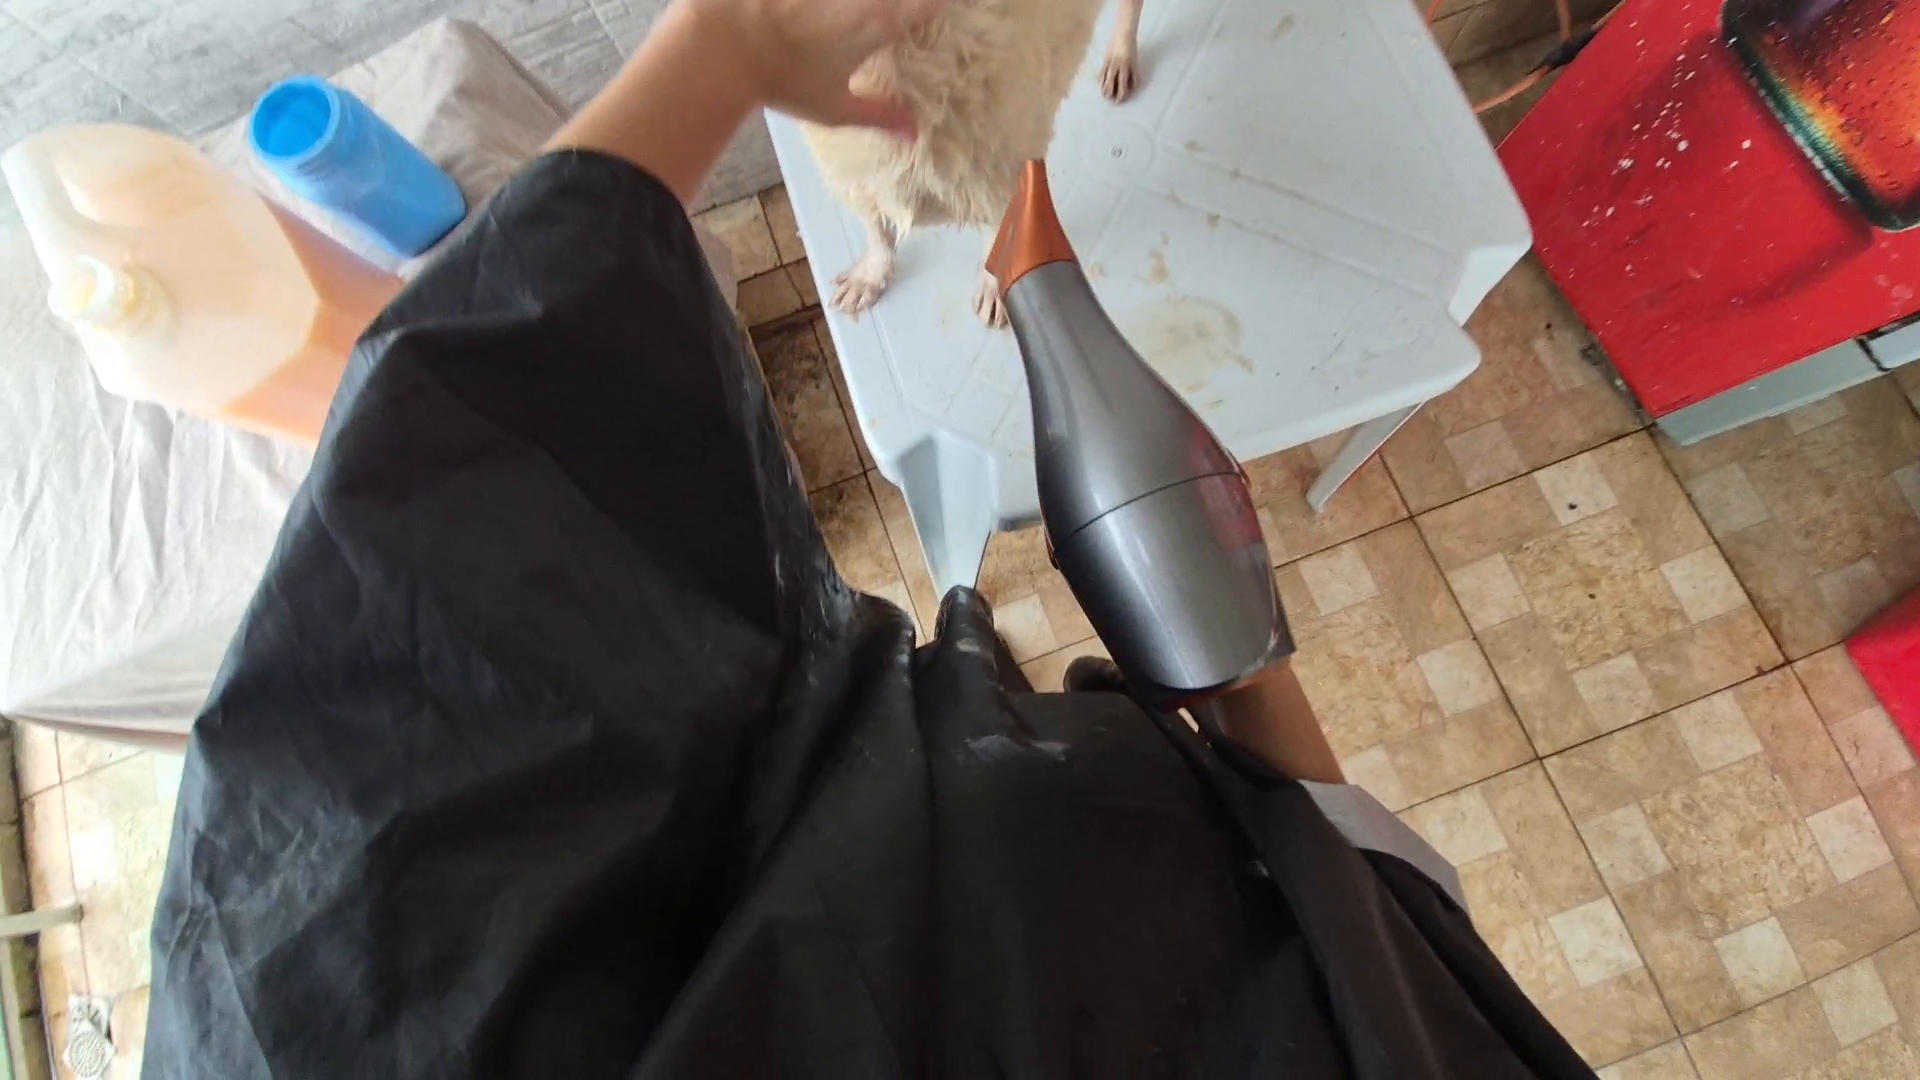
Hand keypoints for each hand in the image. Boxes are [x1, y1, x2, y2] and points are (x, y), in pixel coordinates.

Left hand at [685, 0, 944, 135]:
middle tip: (913, 14)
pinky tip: (829, 10)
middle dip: (910, 5)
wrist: (726, 42)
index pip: (924, 5)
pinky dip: (837, 3)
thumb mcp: (836, 108)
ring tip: (872, 14)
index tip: (938, 13)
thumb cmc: (785, 82)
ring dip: (874, 5)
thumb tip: (915, 134)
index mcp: (875, 24)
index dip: (934, 7)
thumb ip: (880, 116)